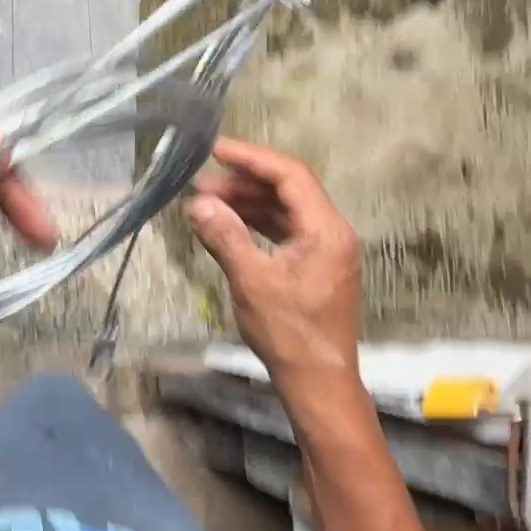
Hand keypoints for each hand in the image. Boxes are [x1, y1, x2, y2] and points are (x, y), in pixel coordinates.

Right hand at [186, 139, 361, 386]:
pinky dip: (255, 223)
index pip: (290, 177)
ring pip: (285, 211)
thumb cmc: (289, 332)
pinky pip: (284, 231)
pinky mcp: (315, 266)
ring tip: (207, 201)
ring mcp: (326, 250)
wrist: (317, 379)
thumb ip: (226, 237)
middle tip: (201, 182)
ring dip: (247, 202)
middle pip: (289, 190)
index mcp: (326, 231)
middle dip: (244, 181)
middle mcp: (332, 233)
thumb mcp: (252, 281)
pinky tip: (227, 225)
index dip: (252, 159)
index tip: (216, 150)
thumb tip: (198, 203)